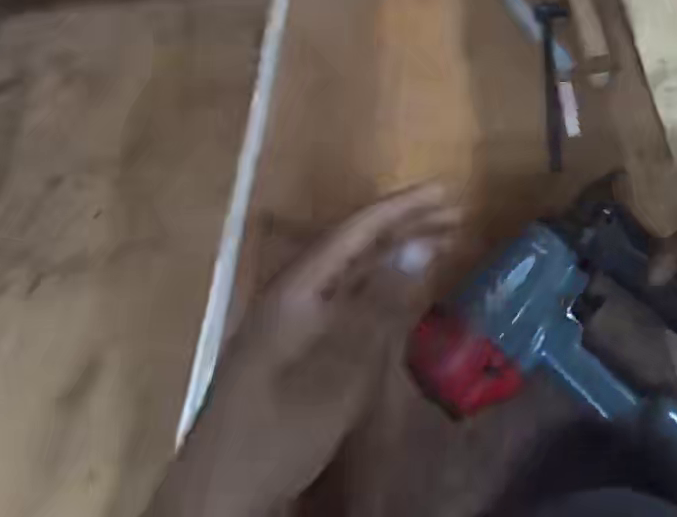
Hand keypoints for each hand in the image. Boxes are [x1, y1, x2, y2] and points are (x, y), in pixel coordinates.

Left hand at [148, 183, 459, 516]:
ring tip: (445, 239)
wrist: (220, 501)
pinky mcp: (303, 344)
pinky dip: (385, 282)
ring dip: (400, 251)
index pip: (356, 230)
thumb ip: (381, 303)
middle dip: (407, 224)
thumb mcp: (338, 369)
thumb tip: (422, 245)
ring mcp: (298, 319)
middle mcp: (296, 293)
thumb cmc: (279, 430)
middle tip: (456, 213)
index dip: (402, 206)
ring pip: (356, 269)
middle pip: (358, 244)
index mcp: (297, 288)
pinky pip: (351, 296)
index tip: (444, 190)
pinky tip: (409, 282)